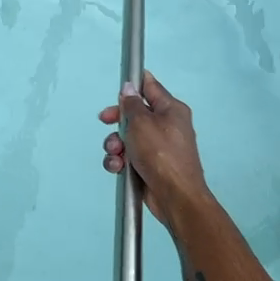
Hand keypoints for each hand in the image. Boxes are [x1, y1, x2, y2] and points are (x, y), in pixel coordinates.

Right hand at [100, 71, 209, 228]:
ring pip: (127, 137)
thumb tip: (129, 89)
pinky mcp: (148, 166)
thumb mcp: (141, 123)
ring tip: (116, 153)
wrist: (174, 196)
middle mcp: (165, 126)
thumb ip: (131, 104)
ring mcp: (157, 147)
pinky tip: (118, 167)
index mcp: (171, 110)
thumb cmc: (160, 153)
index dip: (135, 84)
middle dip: (117, 119)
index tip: (120, 85)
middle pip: (135, 114)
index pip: (151, 88)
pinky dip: (119, 160)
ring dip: (115, 144)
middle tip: (105, 120)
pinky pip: (128, 156)